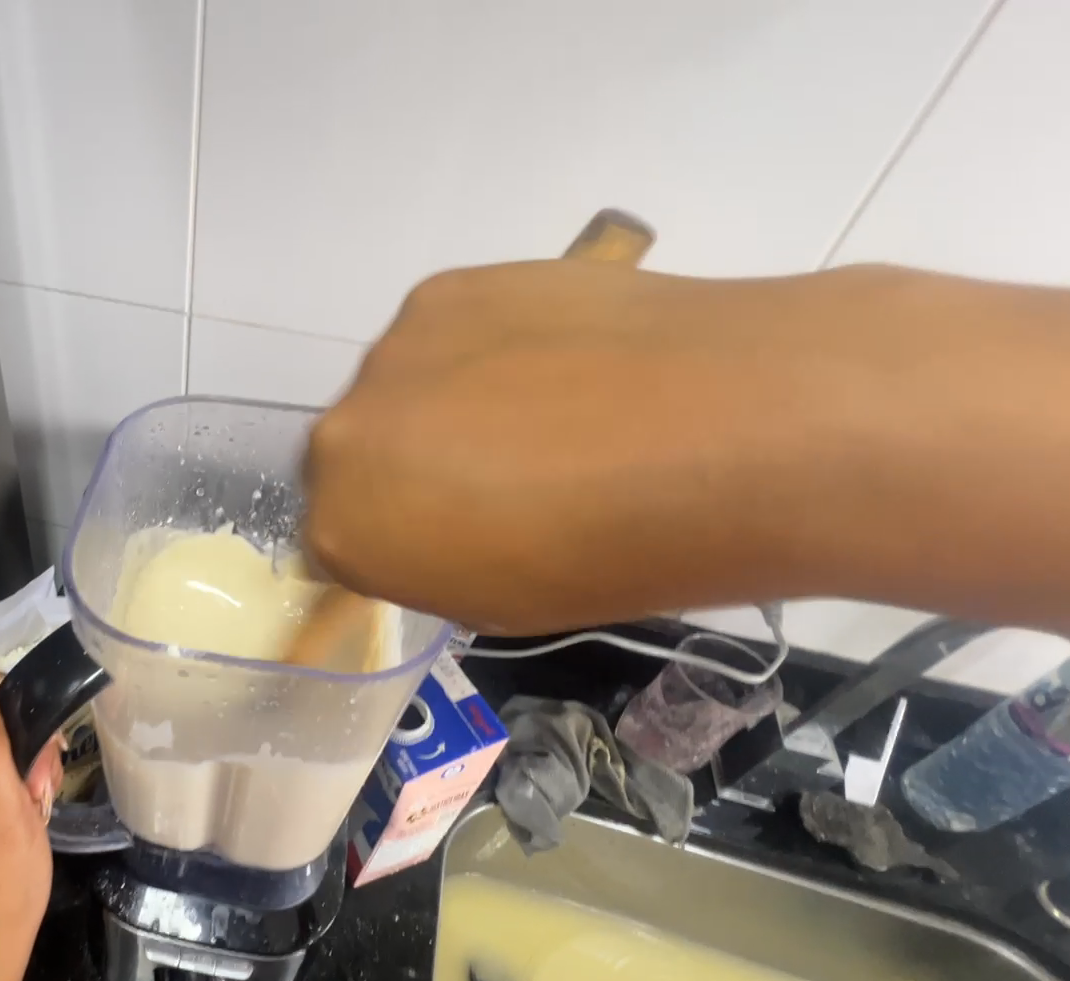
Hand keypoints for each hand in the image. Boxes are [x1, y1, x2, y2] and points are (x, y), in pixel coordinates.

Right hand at [303, 260, 919, 633]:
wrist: (734, 429)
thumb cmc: (614, 554)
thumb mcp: (497, 601)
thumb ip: (424, 560)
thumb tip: (423, 521)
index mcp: (343, 528)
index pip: (335, 542)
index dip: (395, 543)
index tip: (451, 541)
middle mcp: (340, 439)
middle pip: (353, 459)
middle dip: (402, 471)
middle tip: (494, 476)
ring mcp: (388, 355)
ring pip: (394, 391)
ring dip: (438, 404)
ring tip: (540, 408)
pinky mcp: (443, 290)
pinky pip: (439, 335)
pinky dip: (476, 350)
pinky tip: (553, 358)